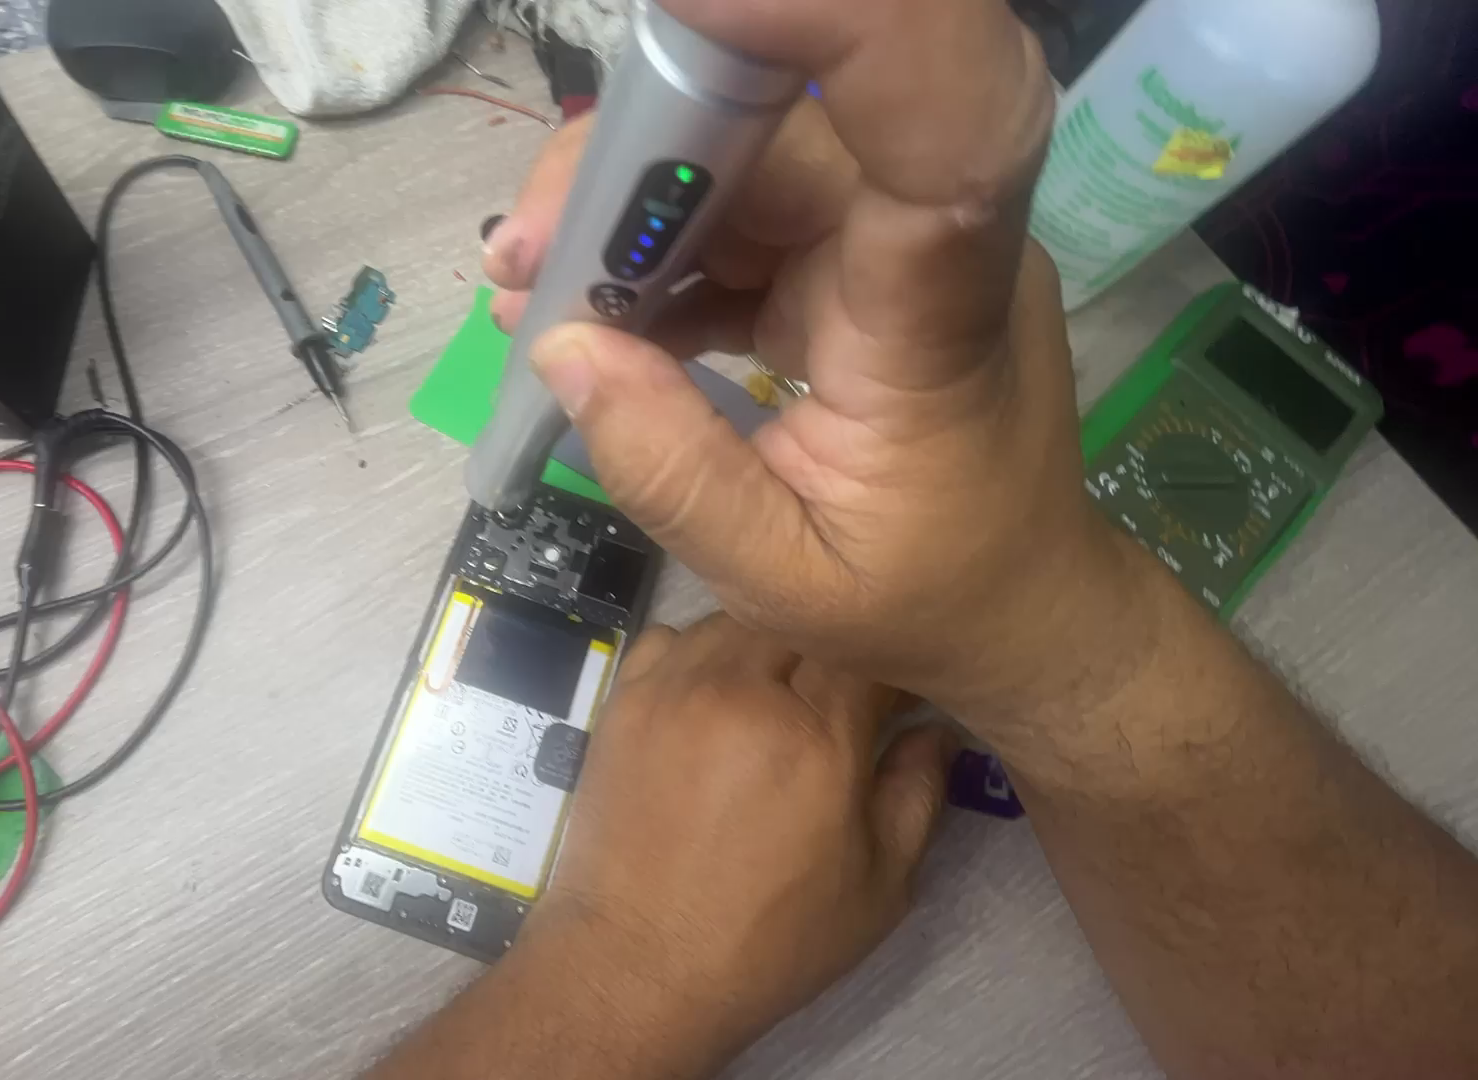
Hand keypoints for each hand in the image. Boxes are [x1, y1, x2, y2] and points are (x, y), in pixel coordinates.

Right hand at [484, 0, 1139, 720]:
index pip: (943, 111)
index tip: (690, 5)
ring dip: (619, 224)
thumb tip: (565, 352)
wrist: (1004, 608)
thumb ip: (674, 476)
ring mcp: (878, 251)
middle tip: (518, 258)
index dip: (835, 22)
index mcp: (938, 320)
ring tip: (527, 291)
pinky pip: (732, 233)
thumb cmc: (921, 603)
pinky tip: (584, 317)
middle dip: (627, 177)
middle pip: (777, 136)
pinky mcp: (841, 273)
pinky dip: (646, 267)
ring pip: (738, 173)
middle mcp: (921, 246)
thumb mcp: (780, 578)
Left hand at [519, 614, 955, 1062]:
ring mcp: (672, 688)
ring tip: (771, 688)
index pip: (861, 648)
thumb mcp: (878, 884)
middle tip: (828, 693)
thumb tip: (939, 729)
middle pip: (797, 621)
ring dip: (763, 641)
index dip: (882, 660)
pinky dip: (696, 649)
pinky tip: (706, 689)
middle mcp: (738, 691)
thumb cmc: (769, 935)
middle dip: (825, 646)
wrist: (640, 956)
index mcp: (813, 736)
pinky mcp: (623, 697)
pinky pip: (668, 637)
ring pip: (732, 619)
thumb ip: (917, 791)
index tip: (887, 687)